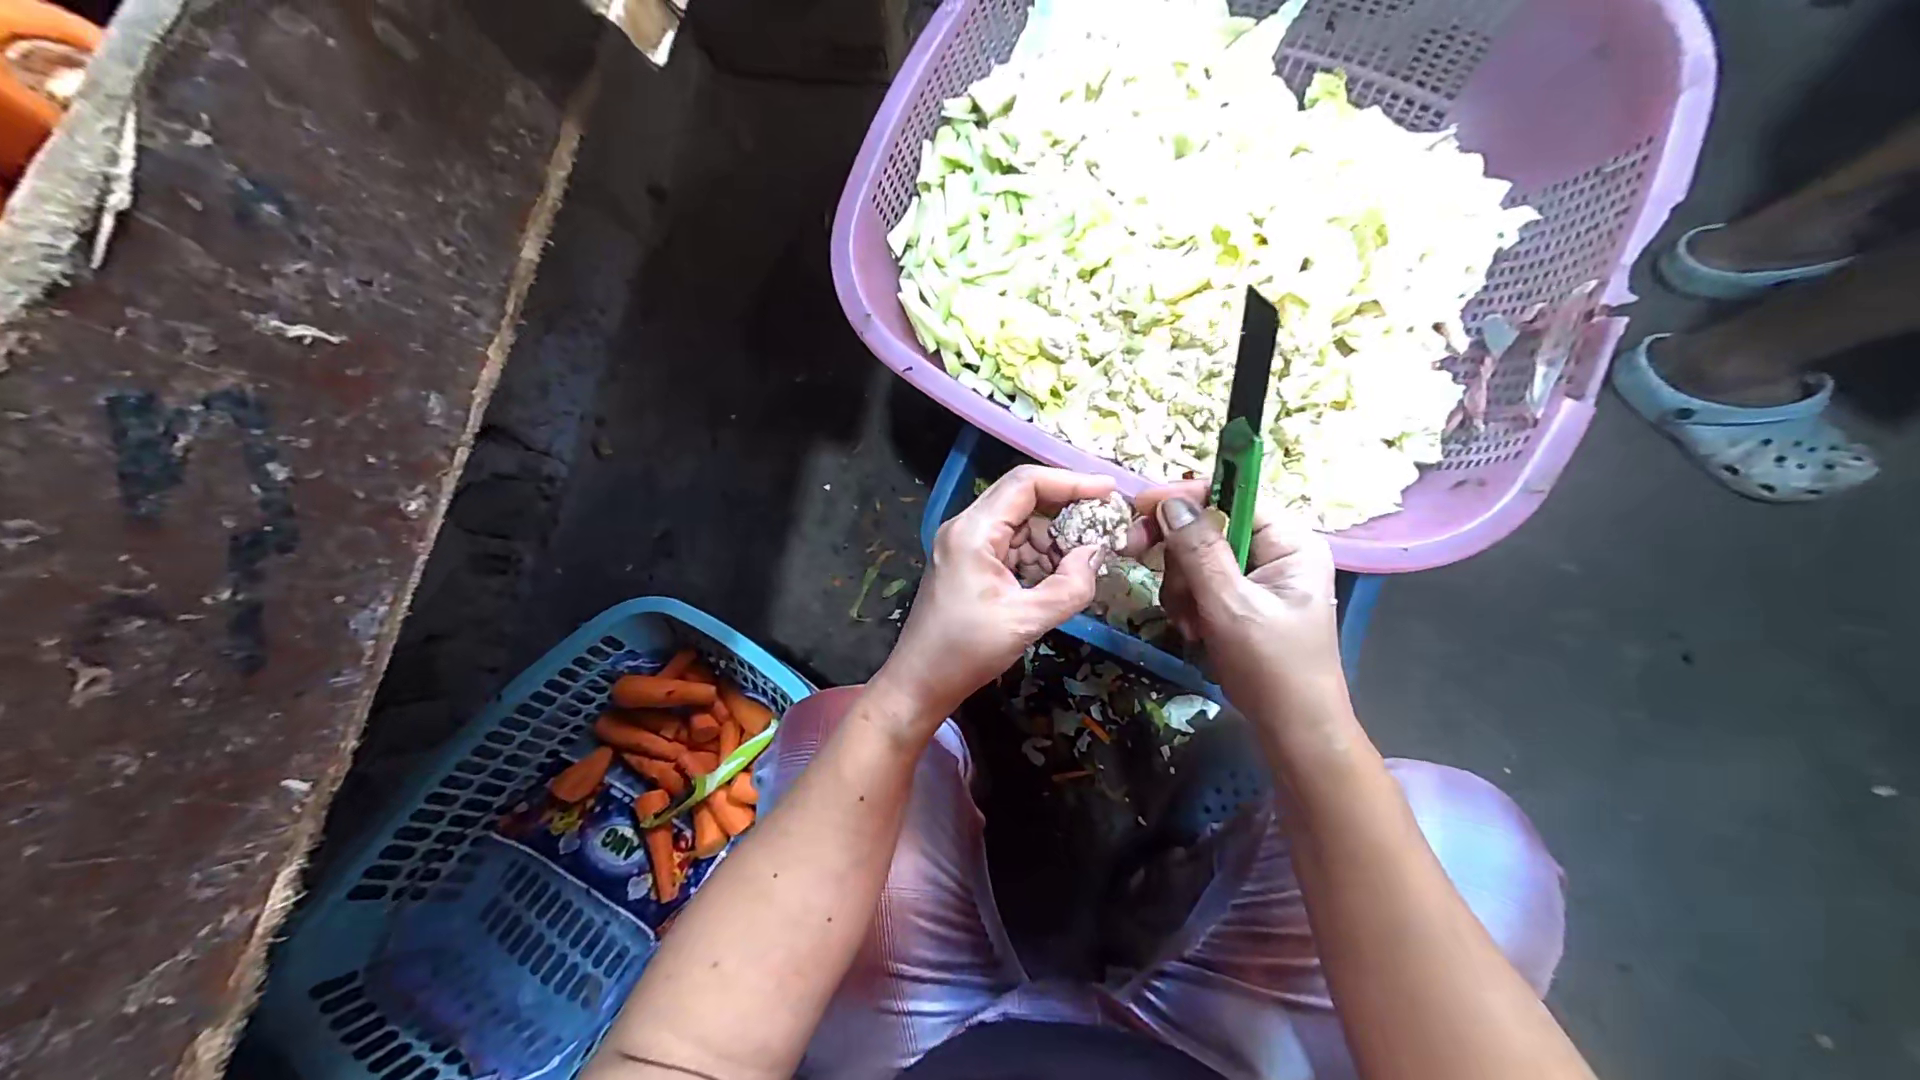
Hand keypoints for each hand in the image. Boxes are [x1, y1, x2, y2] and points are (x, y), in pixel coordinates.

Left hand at [872, 466, 1114, 724]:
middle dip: (1066, 512)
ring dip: (1054, 541)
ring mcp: (967, 545)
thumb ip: (1070, 586)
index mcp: (973, 531)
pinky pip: (1012, 547)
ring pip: (1021, 525)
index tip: (1109, 490)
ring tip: (1083, 564)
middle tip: (1104, 528)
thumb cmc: (966, 650)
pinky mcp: (971, 564)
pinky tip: (1058, 578)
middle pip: (1024, 500)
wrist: (921, 681)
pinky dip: (1038, 558)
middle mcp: (967, 528)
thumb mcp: (1026, 620)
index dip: (1070, 481)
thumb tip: (1098, 554)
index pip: (1025, 483)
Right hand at [1125, 481, 1342, 708]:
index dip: (1186, 497)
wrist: (1292, 729)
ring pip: (1195, 557)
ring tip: (1190, 622)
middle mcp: (1274, 551)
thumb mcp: (1231, 606)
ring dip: (1180, 587)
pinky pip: (1198, 583)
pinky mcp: (1238, 598)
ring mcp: (1255, 576)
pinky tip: (1193, 629)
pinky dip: (1187, 603)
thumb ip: (1199, 552)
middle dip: (1179, 556)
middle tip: (1141, 562)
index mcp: (1289, 542)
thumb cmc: (1272, 667)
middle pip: (1207, 526)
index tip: (1140, 508)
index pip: (1233, 495)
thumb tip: (1170, 502)